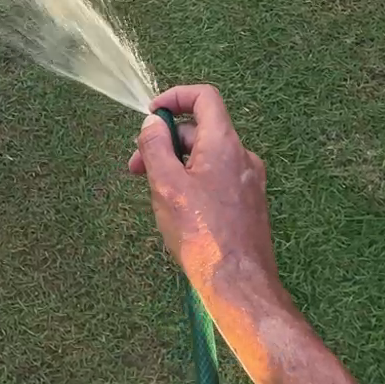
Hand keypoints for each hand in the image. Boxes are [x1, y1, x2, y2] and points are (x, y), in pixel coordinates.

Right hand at [129, 84, 279, 294]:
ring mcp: (248, 181)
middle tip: (136, 166)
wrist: (240, 286)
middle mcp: (242, 156)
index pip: (204, 96)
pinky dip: (192, 178)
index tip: (151, 116)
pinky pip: (216, 175)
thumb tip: (153, 122)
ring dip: (175, 162)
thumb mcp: (166, 184)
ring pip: (205, 155)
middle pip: (199, 129)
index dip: (174, 97)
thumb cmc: (200, 234)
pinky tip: (176, 206)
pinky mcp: (248, 202)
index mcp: (224, 144)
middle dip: (164, 140)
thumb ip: (155, 146)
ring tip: (152, 190)